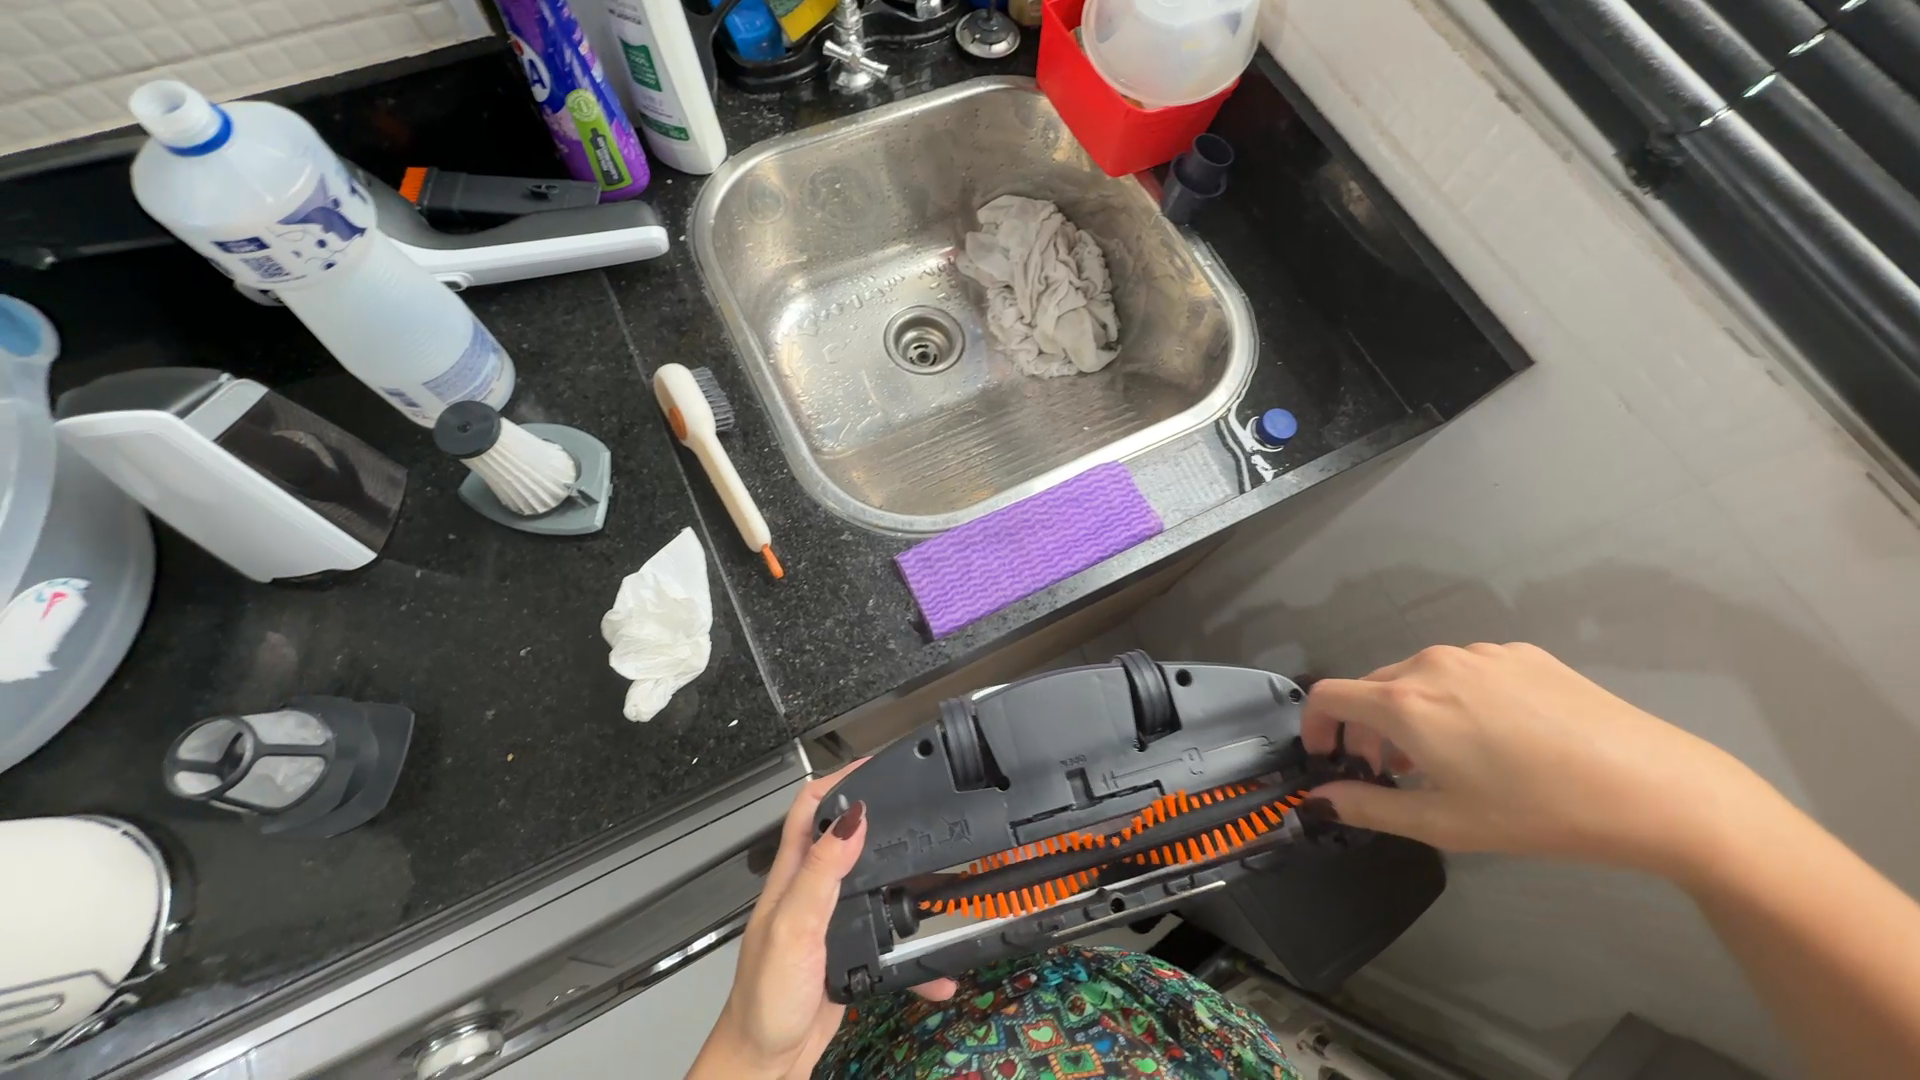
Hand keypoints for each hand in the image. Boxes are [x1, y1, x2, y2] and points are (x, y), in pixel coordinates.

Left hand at [688, 761, 956, 1079]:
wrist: (767, 1060)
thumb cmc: (766, 996)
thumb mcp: (793, 926)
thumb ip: (822, 873)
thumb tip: (853, 819)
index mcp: (793, 873)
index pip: (811, 807)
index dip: (839, 778)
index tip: (876, 763)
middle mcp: (812, 889)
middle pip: (848, 836)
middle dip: (883, 819)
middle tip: (919, 810)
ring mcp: (831, 920)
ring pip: (875, 884)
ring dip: (907, 881)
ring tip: (940, 874)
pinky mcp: (849, 952)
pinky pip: (888, 938)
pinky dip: (914, 951)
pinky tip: (935, 968)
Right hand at [1301, 643, 1774, 879]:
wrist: (1657, 789)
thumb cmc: (1537, 812)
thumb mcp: (1443, 822)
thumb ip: (1366, 806)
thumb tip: (1316, 800)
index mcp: (1405, 701)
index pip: (1327, 696)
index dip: (1314, 725)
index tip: (1327, 757)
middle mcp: (1432, 663)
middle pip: (1371, 686)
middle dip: (1366, 728)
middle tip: (1390, 772)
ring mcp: (1481, 653)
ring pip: (1418, 677)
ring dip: (1410, 713)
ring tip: (1445, 757)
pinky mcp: (1522, 653)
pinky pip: (1465, 670)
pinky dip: (1455, 698)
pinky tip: (1497, 736)